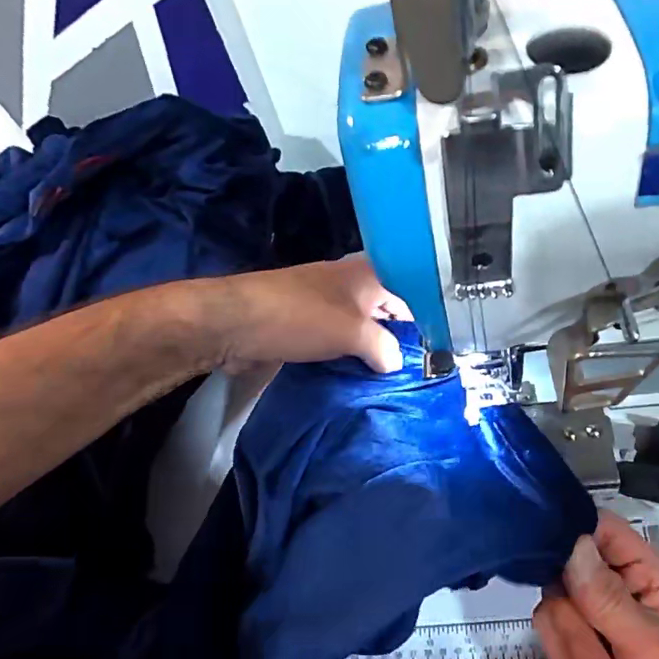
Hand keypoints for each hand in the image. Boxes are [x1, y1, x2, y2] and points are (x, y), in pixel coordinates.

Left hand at [209, 254, 411, 372]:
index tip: (423, 360)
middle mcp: (347, 284)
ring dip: (363, 353)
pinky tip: (348, 378)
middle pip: (379, 317)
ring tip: (379, 383)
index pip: (405, 301)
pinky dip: (341, 356)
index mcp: (366, 275)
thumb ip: (384, 348)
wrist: (235, 322)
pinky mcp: (300, 323)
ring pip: (354, 331)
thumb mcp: (355, 333)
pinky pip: (331, 341)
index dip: (414, 329)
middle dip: (389, 343)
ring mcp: (321, 303)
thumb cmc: (301, 318)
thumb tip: (395, 363)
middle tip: (404, 376)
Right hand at [535, 512, 658, 658]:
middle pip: (567, 559)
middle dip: (574, 598)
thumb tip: (572, 543)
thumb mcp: (654, 653)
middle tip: (594, 635)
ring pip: (553, 598)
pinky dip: (565, 658)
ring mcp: (585, 619)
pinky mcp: (565, 649)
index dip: (577, 526)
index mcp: (647, 577)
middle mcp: (611, 589)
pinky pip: (545, 628)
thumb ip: (609, 600)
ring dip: (577, 645)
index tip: (552, 541)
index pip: (604, 529)